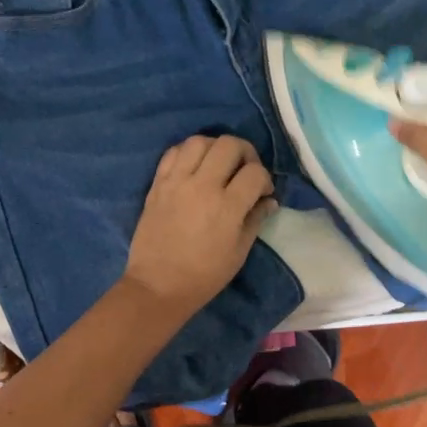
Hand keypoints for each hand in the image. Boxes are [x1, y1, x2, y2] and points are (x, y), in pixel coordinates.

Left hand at [121, 135, 277, 314]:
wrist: (158, 285)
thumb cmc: (204, 275)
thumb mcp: (239, 252)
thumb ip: (255, 219)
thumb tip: (269, 200)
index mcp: (227, 206)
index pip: (255, 172)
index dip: (265, 178)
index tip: (262, 192)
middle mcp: (202, 186)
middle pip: (229, 145)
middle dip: (245, 152)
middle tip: (244, 170)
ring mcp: (176, 182)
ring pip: (199, 141)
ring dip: (215, 147)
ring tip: (218, 164)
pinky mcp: (157, 184)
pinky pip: (173, 152)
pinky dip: (187, 153)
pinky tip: (194, 167)